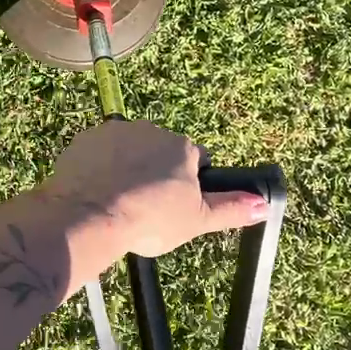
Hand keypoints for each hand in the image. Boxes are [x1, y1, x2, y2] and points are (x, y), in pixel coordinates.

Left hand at [41, 120, 266, 257]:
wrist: (91, 214)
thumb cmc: (149, 218)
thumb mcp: (197, 219)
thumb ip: (230, 209)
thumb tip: (263, 204)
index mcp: (180, 146)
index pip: (196, 158)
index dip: (190, 182)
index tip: (179, 202)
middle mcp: (149, 129)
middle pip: (160, 150)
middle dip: (158, 171)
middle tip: (150, 204)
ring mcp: (115, 131)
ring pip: (129, 148)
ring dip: (129, 165)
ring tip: (122, 199)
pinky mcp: (87, 138)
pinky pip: (100, 150)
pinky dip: (101, 165)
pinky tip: (99, 189)